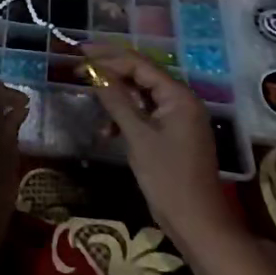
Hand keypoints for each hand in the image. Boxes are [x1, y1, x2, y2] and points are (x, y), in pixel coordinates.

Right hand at [83, 44, 238, 241]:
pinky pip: (146, 114)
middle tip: (79, 70)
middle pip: (141, 76)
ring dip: (116, 98)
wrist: (196, 221)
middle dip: (110, 73)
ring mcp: (179, 118)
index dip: (108, 57)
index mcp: (179, 96)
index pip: (140, 65)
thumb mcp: (137, 136)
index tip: (80, 54)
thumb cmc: (167, 177)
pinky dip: (126, 117)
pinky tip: (108, 130)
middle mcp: (182, 101)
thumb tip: (95, 73)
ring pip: (141, 95)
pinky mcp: (173, 134)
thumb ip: (116, 101)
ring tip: (92, 104)